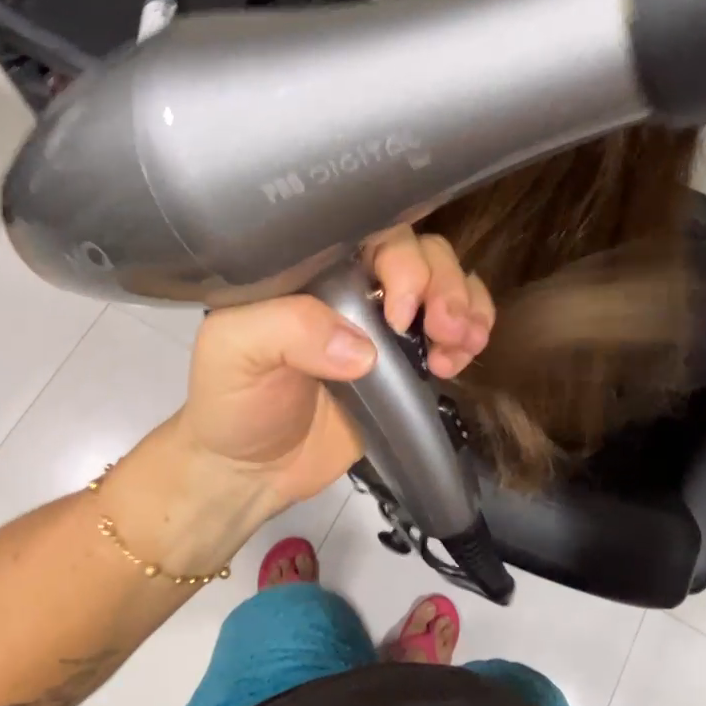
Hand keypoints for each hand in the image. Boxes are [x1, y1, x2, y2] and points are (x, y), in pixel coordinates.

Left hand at [169, 226, 493, 509]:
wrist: (253, 472)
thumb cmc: (233, 403)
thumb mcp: (235, 354)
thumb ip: (288, 331)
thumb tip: (365, 349)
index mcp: (314, 268)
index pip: (372, 233)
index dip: (401, 263)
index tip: (401, 315)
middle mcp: (355, 284)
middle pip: (421, 252)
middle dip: (444, 286)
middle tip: (445, 330)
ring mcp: (387, 322)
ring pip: (447, 281)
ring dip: (465, 307)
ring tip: (460, 346)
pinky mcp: (409, 360)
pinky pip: (454, 326)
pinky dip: (472, 331)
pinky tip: (462, 358)